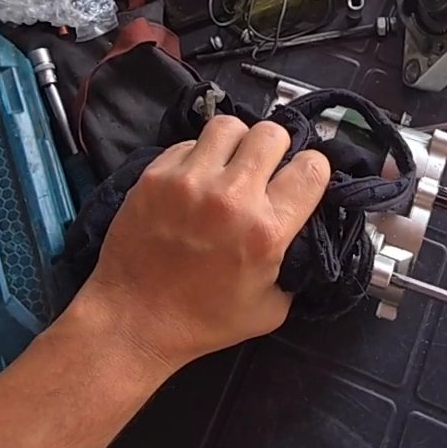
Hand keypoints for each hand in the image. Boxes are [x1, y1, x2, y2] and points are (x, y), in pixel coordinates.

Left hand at [71, 116, 329, 374]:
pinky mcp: (156, 174)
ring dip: (237, 143)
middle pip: (272, 134)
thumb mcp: (271, 307)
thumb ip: (296, 265)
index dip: (313, 168)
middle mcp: (232, 197)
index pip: (312, 168)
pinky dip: (199, 156)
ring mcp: (190, 181)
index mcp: (266, 231)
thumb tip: (308, 231)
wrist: (133, 320)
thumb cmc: (204, 321)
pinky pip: (190, 143)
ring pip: (229, 127)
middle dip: (275, 149)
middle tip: (264, 168)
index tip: (301, 178)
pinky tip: (195, 179)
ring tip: (229, 163)